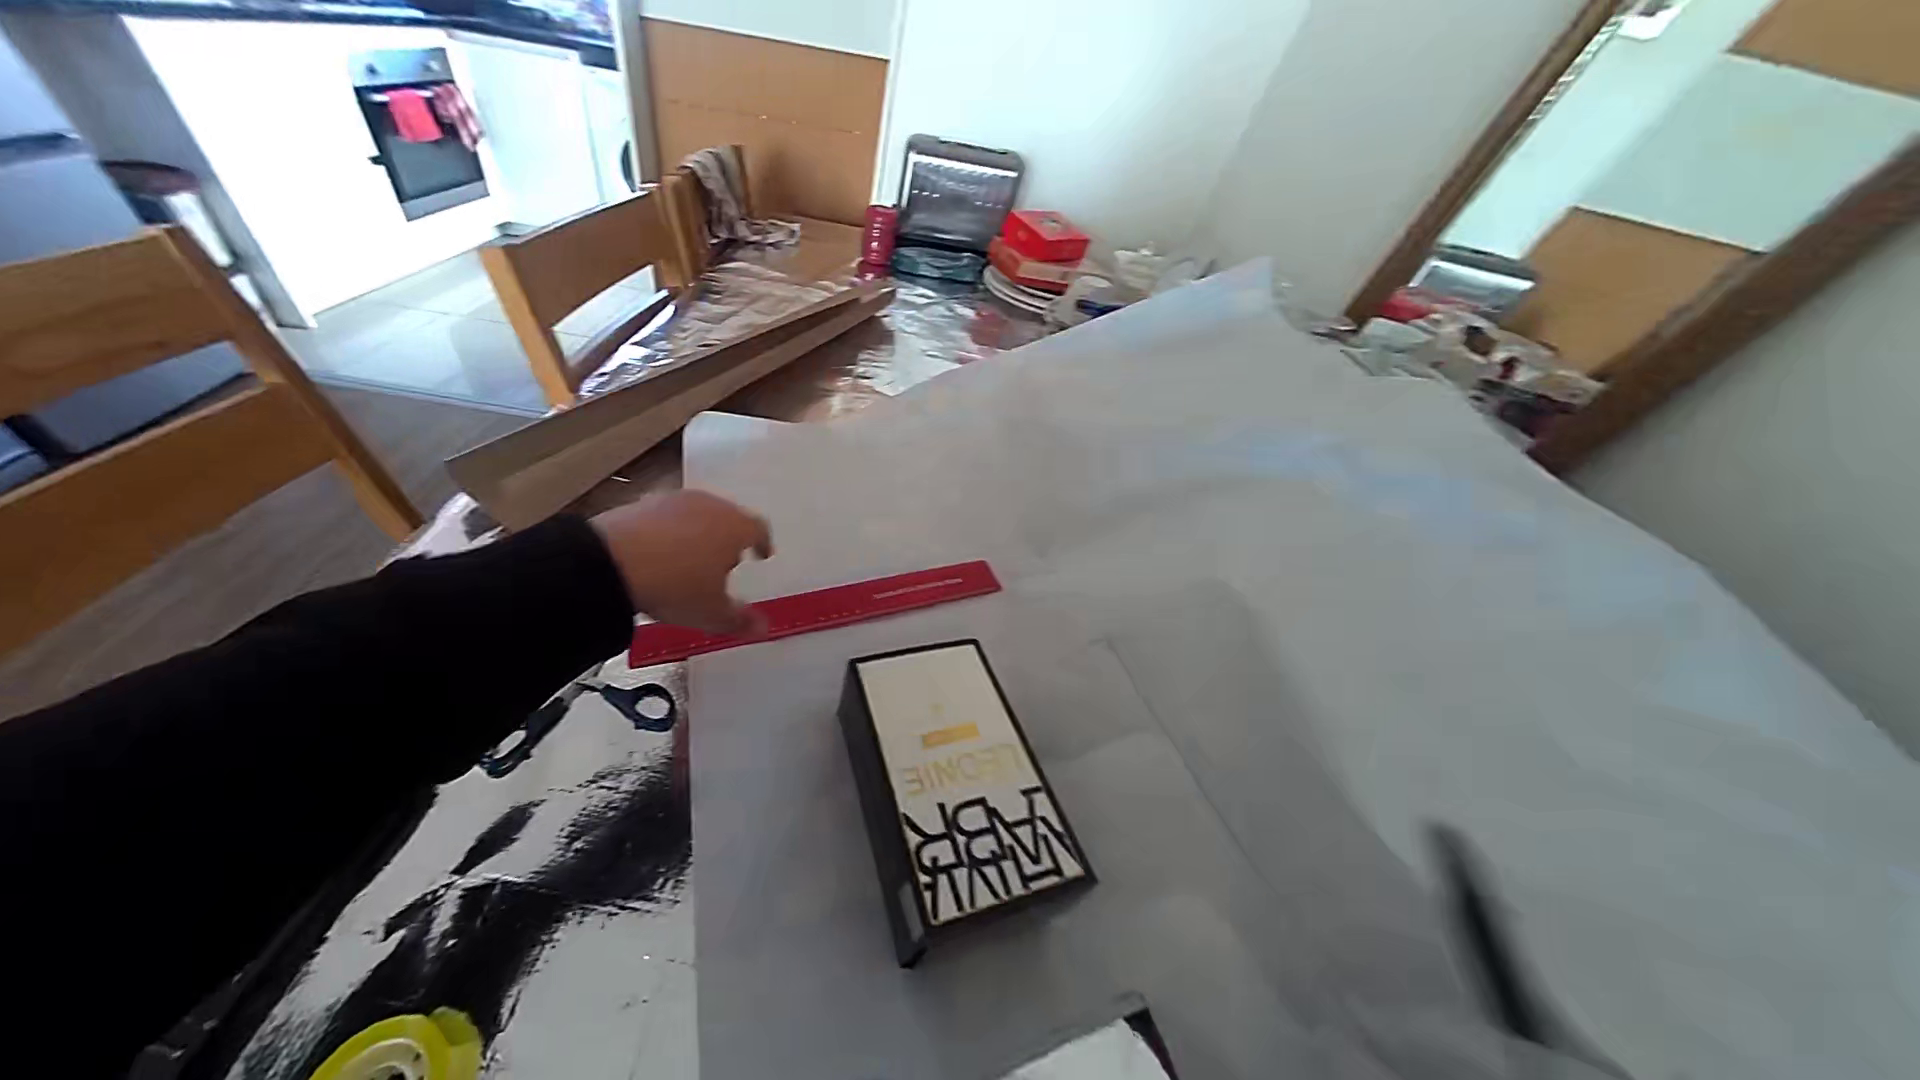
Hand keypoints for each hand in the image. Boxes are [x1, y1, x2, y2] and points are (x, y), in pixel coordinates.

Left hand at [589, 490, 773, 634]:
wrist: (609, 562)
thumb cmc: (676, 586)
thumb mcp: (711, 613)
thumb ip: (740, 620)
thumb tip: (764, 629)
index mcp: (735, 527)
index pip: (760, 529)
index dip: (763, 543)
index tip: (762, 555)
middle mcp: (710, 506)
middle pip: (729, 518)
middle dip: (730, 539)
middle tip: (725, 562)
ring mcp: (674, 501)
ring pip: (697, 515)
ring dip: (699, 534)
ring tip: (691, 559)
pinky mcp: (642, 503)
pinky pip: (666, 518)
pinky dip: (670, 532)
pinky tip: (660, 553)